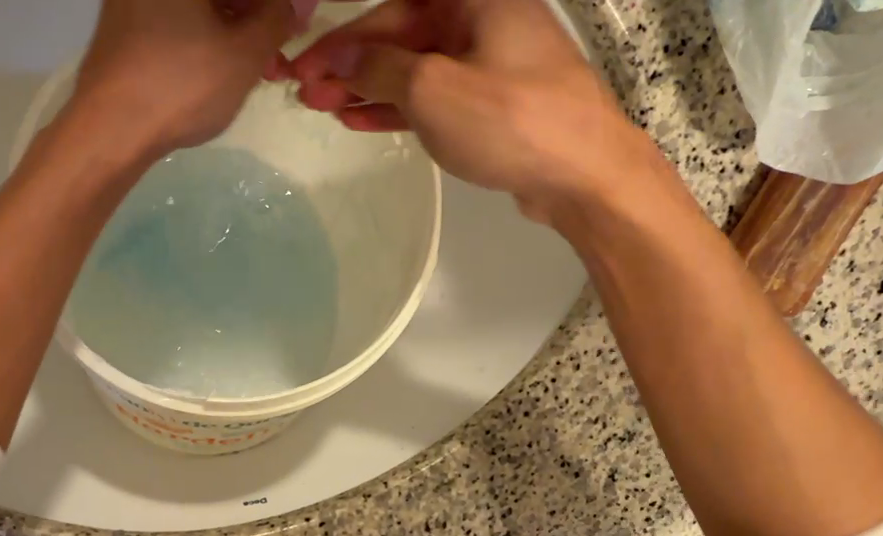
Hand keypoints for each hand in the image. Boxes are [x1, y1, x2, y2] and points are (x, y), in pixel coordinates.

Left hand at [69, 0, 298, 161]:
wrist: (107, 131)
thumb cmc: (180, 87)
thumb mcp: (243, 56)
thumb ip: (276, 20)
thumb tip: (296, 3)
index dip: (276, 5)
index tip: (293, 22)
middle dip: (251, 13)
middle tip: (273, 49)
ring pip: (195, 7)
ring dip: (230, 25)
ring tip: (250, 63)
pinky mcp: (119, 25)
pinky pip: (171, 18)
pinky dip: (200, 34)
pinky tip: (215, 66)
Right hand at [288, 0, 664, 223]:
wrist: (581, 172)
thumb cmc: (510, 119)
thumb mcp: (432, 90)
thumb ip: (380, 67)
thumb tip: (341, 56)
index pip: (393, 4)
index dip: (344, 32)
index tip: (303, 58)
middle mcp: (479, 16)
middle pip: (399, 31)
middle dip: (348, 60)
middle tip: (301, 91)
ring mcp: (485, 59)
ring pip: (411, 65)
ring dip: (364, 86)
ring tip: (319, 108)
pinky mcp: (487, 101)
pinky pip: (429, 95)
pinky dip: (393, 107)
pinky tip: (357, 120)